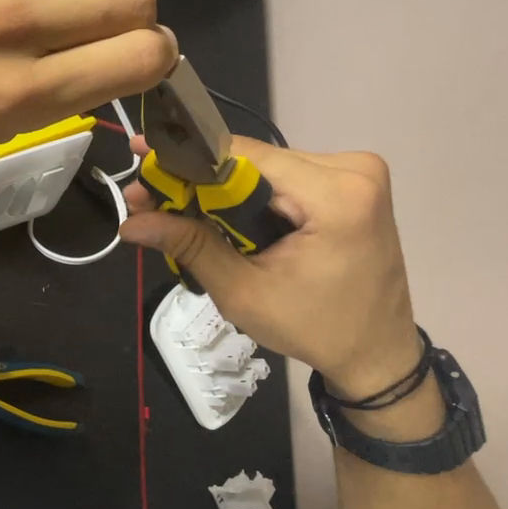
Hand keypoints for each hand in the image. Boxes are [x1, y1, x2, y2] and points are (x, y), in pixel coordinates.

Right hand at [120, 137, 422, 397]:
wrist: (376, 353)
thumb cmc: (313, 327)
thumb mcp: (241, 290)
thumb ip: (188, 245)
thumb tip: (130, 221)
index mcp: (335, 195)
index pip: (241, 156)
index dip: (185, 159)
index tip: (139, 162)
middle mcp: (352, 170)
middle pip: (251, 159)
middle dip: (195, 179)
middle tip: (146, 199)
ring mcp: (356, 174)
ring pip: (262, 166)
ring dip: (217, 188)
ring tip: (173, 211)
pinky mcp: (351, 185)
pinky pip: (282, 177)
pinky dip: (245, 195)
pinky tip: (215, 215)